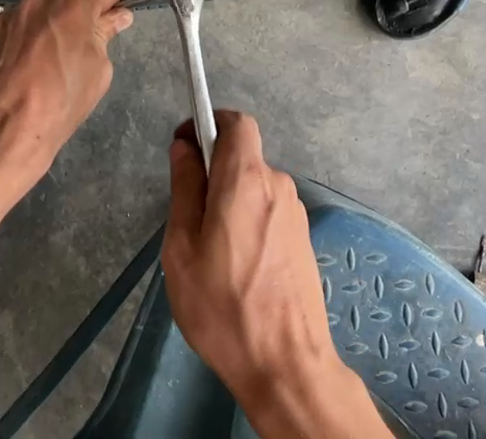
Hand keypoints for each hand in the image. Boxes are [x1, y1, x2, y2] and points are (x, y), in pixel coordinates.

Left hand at [0, 0, 131, 186]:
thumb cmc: (59, 104)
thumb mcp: (97, 73)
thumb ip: (105, 36)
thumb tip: (117, 17)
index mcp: (70, 8)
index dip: (111, 5)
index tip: (111, 24)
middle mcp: (36, 4)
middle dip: (76, 17)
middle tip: (78, 49)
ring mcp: (5, 18)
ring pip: (36, 15)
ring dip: (46, 28)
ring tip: (44, 64)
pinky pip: (12, 32)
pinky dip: (21, 43)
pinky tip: (20, 72)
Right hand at [161, 112, 386, 437]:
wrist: (286, 363)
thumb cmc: (222, 307)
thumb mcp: (182, 249)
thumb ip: (184, 190)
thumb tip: (184, 148)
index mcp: (246, 179)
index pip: (237, 123)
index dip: (210, 123)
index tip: (185, 147)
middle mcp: (277, 185)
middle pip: (243, 157)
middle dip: (213, 173)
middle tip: (187, 218)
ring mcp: (295, 212)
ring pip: (254, 187)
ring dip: (230, 202)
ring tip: (210, 254)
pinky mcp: (303, 237)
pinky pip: (268, 210)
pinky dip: (248, 221)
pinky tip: (236, 267)